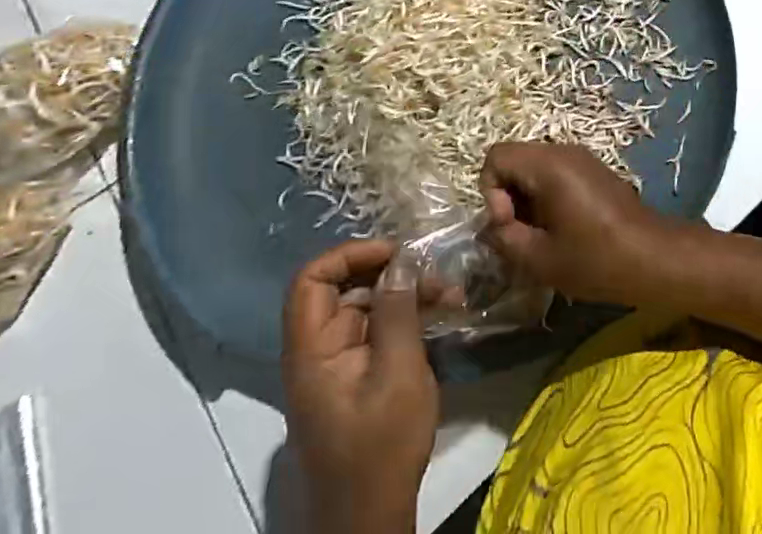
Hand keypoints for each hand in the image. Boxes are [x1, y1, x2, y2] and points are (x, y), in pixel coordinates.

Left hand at [284, 240, 438, 533]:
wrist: (372, 515)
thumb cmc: (382, 444)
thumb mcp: (398, 373)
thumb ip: (397, 313)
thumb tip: (401, 261)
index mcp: (311, 349)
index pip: (311, 280)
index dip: (349, 255)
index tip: (394, 253)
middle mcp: (318, 350)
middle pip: (344, 290)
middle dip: (390, 274)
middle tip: (434, 272)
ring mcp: (339, 365)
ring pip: (367, 309)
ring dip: (406, 296)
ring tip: (450, 293)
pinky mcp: (359, 377)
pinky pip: (378, 333)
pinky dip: (407, 320)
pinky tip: (441, 314)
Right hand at [480, 142, 677, 304]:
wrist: (654, 257)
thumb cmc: (596, 259)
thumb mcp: (539, 258)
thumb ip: (504, 237)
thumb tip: (492, 226)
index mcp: (549, 164)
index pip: (496, 157)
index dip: (491, 192)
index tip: (510, 225)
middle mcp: (563, 151)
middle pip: (514, 160)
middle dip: (508, 198)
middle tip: (523, 235)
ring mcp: (581, 158)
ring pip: (533, 169)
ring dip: (526, 200)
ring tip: (541, 236)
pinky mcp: (593, 171)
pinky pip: (554, 174)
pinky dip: (546, 198)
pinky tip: (561, 230)